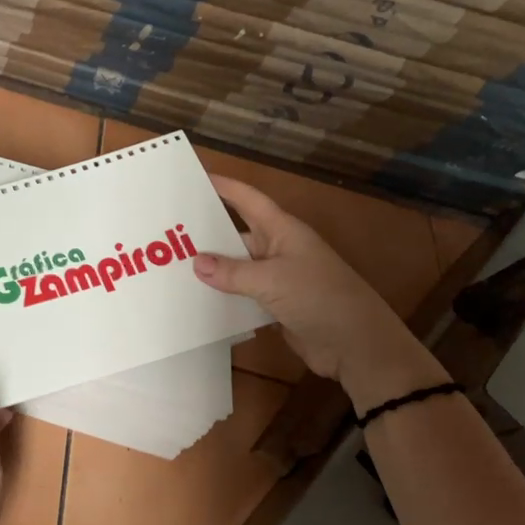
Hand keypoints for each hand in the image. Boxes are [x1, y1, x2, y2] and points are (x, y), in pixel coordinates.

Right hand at [194, 176, 445, 406]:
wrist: (358, 348)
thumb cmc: (320, 298)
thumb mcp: (271, 281)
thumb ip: (231, 272)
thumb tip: (196, 263)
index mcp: (283, 231)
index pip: (248, 200)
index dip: (224, 186)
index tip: (194, 177)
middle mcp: (278, 250)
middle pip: (236, 234)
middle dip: (206, 233)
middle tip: (165, 231)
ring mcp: (278, 279)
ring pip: (236, 267)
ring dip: (211, 269)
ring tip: (169, 266)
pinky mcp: (276, 305)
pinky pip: (241, 294)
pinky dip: (221, 295)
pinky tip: (194, 298)